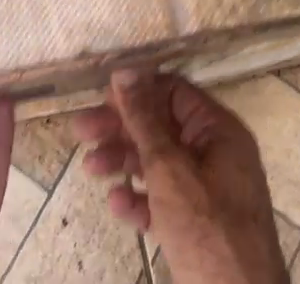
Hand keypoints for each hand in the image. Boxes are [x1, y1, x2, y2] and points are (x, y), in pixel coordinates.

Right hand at [75, 71, 289, 283]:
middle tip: (81, 132)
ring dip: (123, 162)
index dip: (136, 93)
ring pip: (158, 162)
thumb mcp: (168, 168)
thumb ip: (144, 119)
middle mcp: (215, 153)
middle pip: (161, 126)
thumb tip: (126, 70)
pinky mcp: (198, 222)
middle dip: (120, 129)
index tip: (100, 101)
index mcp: (218, 131)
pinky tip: (118, 205)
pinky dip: (140, 198)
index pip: (173, 92)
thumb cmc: (206, 229)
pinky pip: (164, 198)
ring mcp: (208, 190)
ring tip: (91, 169)